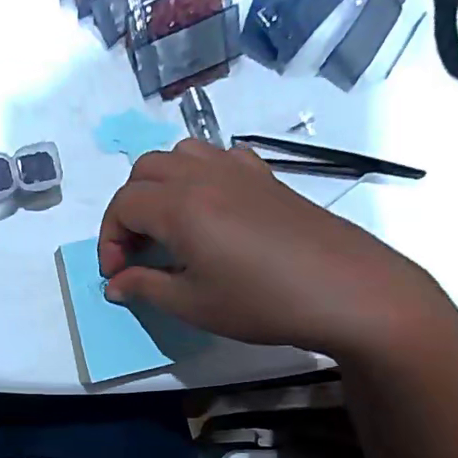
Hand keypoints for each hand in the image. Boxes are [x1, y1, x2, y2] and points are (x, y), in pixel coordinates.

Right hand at [98, 139, 456, 359]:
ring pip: (180, 154)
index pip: (122, 205)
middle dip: (128, 209)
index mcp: (180, 205)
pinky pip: (219, 156)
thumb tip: (115, 284)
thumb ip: (144, 287)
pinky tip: (210, 208)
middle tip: (138, 250)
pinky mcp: (266, 177)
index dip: (109, 240)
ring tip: (168, 225)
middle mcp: (204, 176)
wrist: (347, 292)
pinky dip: (199, 174)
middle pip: (144, 171)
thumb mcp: (191, 304)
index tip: (119, 275)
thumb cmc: (261, 302)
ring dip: (161, 184)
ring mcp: (239, 171)